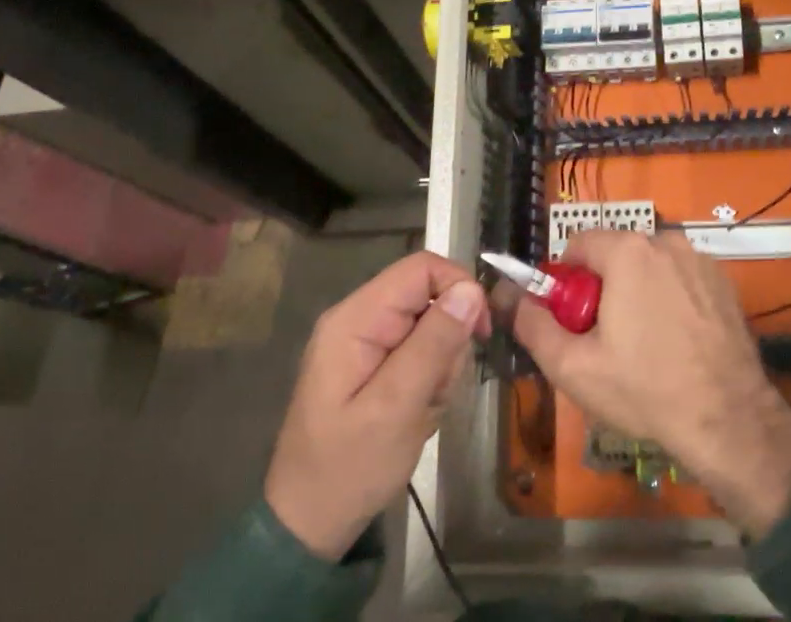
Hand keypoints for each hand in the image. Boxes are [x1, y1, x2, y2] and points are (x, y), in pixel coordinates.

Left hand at [264, 251, 489, 559]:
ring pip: (433, 326)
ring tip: (423, 409)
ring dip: (443, 367)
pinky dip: (432, 381)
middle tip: (436, 392)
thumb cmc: (349, 467)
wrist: (311, 521)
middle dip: (449, 341)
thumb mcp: (397, 407)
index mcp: (355, 319)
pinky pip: (423, 353)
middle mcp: (360, 319)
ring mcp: (367, 342)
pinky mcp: (376, 364)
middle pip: (430, 296)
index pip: (422, 269)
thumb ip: (434, 345)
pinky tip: (418, 413)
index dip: (460, 288)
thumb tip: (471, 290)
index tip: (480, 334)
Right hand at [513, 231, 790, 535]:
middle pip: (615, 256)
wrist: (727, 419)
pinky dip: (669, 302)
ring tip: (640, 348)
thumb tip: (512, 298)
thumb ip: (533, 325)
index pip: (578, 244)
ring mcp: (702, 262)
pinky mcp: (725, 286)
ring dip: (636, 295)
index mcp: (629, 252)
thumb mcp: (572, 366)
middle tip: (601, 341)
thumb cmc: (644, 389)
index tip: (569, 319)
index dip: (564, 281)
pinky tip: (674, 346)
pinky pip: (680, 282)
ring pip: (649, 269)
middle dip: (600, 289)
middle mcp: (668, 243)